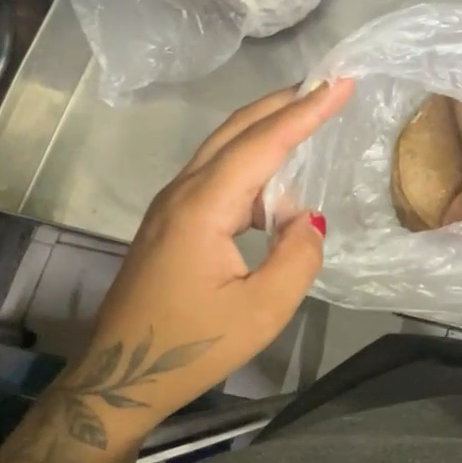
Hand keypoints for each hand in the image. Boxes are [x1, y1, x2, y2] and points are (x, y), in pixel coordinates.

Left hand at [74, 79, 354, 441]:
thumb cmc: (190, 346)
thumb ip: (298, 258)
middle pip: (237, 129)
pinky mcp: (172, 222)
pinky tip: (279, 189)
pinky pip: (219, 175)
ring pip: (225, 148)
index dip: (307, 111)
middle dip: (285, 102)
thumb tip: (310, 220)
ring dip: (269, 130)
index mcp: (202, 207)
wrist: (119, 379)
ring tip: (312, 122)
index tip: (342, 83)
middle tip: (330, 85)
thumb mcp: (262, 311)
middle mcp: (183, 193)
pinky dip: (255, 164)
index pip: (263, 143)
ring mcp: (172, 205)